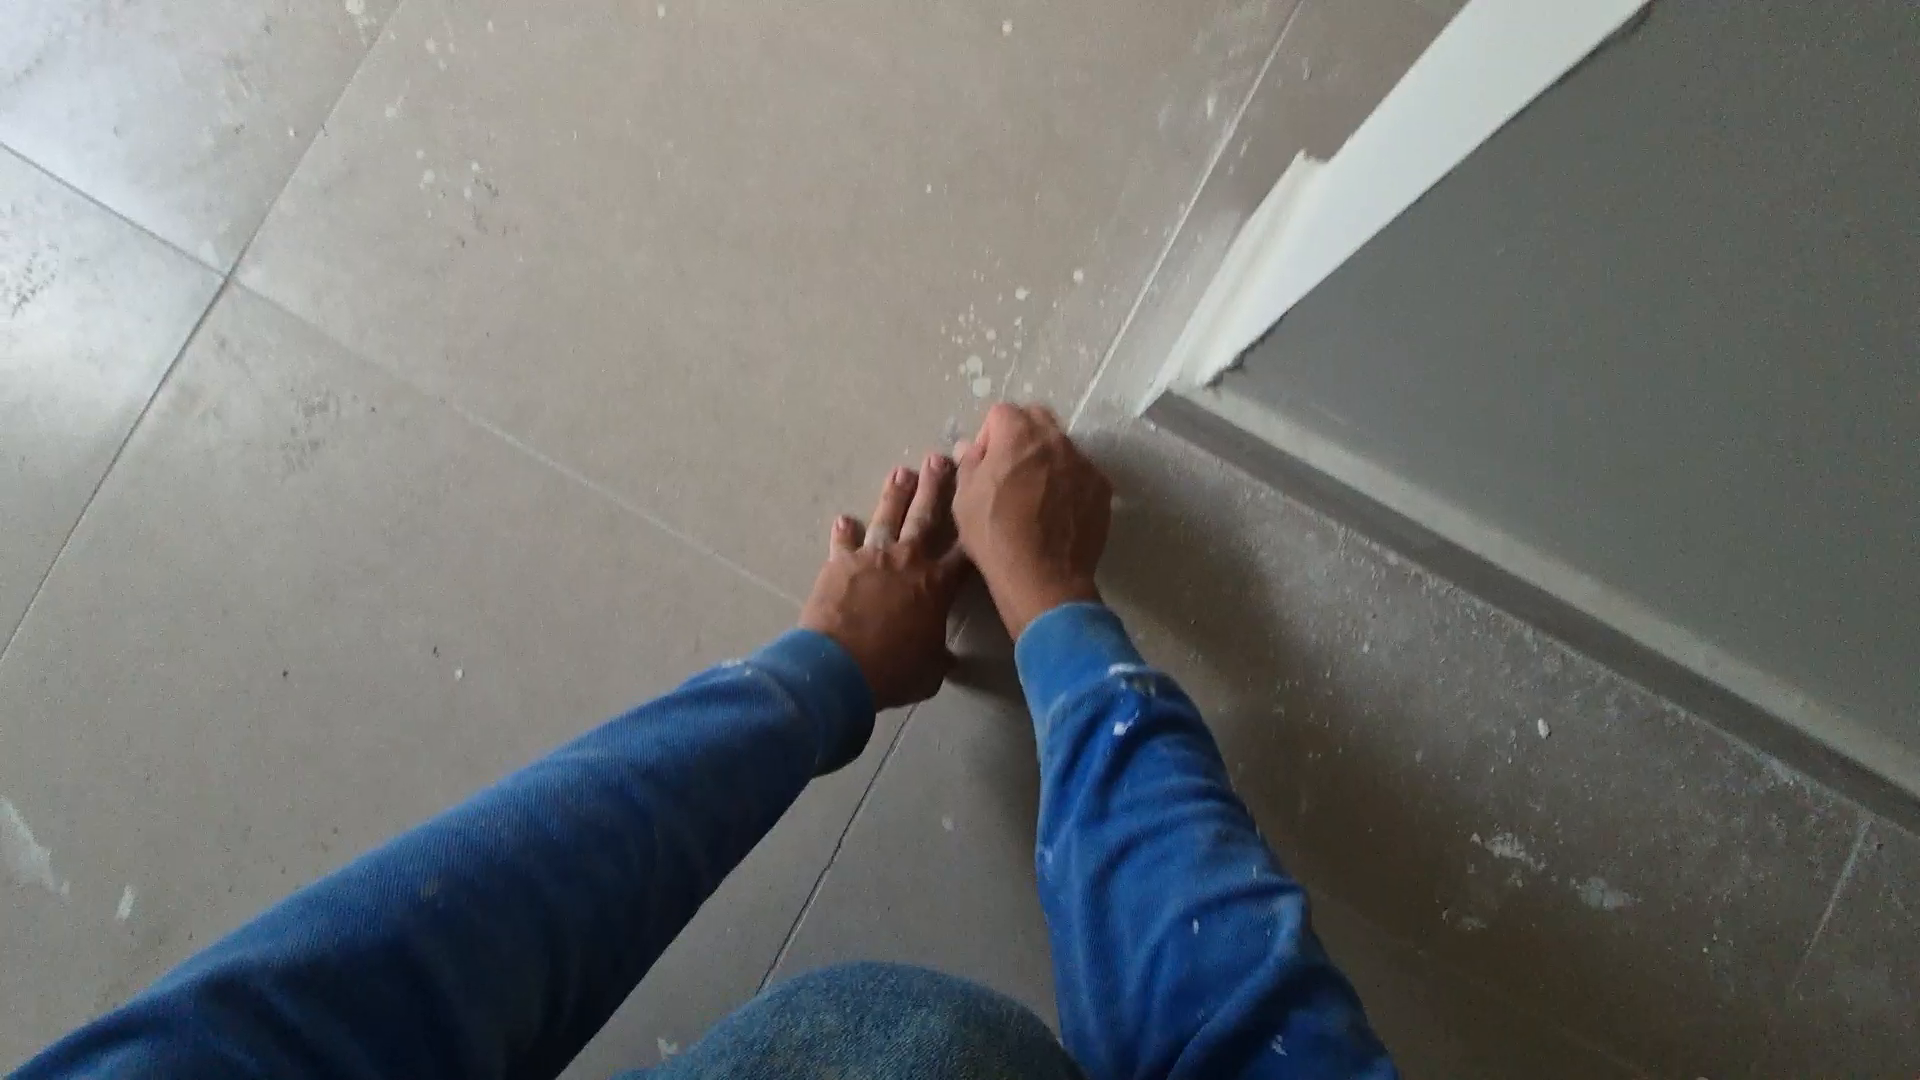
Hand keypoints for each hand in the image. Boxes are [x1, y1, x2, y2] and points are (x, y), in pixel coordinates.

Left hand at [800, 455, 970, 710]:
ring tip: (901, 472)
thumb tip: (949, 661)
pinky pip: (844, 542)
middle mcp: (909, 560)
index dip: (976, 532)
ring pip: (888, 517)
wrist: (840, 667)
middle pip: (927, 516)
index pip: (966, 553)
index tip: (983, 509)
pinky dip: (844, 532)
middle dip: (936, 486)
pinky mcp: (841, 563)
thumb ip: (941, 659)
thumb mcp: (929, 672)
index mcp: (938, 585)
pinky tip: (844, 520)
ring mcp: (873, 557)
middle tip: (940, 459)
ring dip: (895, 494)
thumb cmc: (893, 670)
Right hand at [952, 403, 1111, 639]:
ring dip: (1046, 458)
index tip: (984, 462)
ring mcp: (1084, 463)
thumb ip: (969, 464)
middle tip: (1010, 468)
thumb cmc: (995, 536)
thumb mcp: (964, 499)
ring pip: (1062, 445)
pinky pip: (1081, 472)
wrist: (1043, 578)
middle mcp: (1056, 440)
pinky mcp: (1102, 488)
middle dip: (1021, 434)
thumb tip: (970, 448)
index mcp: (1018, 435)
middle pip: (1037, 418)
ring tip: (1035, 493)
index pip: (1001, 411)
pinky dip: (1068, 482)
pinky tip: (1057, 510)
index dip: (988, 435)